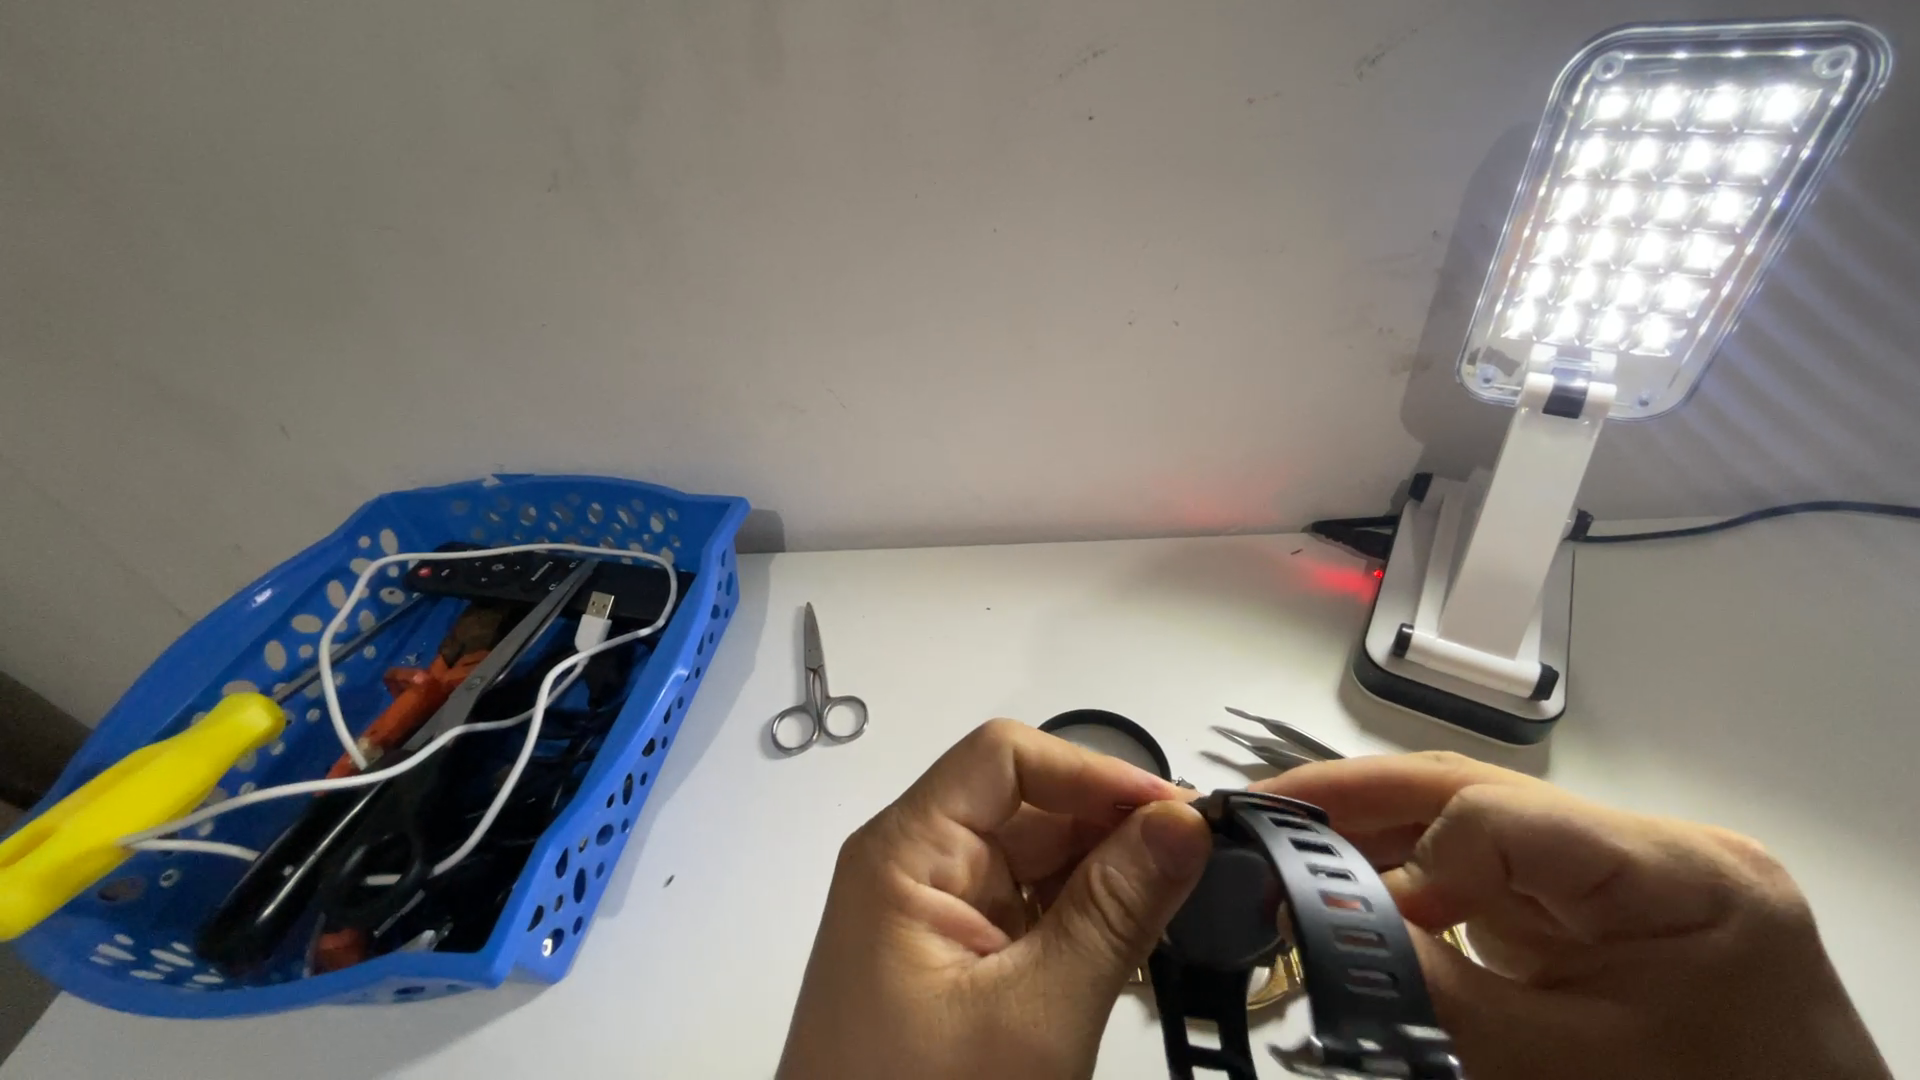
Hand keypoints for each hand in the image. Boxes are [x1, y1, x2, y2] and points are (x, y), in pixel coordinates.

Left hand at [777, 720, 1212, 1079]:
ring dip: (1105, 875)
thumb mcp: (1033, 1016)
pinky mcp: (958, 952)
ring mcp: (938, 908)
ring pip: (1037, 854)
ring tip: (1176, 905)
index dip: (1092, 771)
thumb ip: (1112, 912)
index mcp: (907, 850)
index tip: (1176, 811)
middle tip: (1198, 864)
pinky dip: (1085, 916)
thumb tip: (1185, 823)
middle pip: (1026, 803)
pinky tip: (1134, 939)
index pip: (1004, 760)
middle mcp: (918, 861)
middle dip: (1110, 825)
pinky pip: (1032, 904)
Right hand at [1254, 752, 1890, 1079]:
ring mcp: (1610, 867)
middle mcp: (1643, 845)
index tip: (1338, 910)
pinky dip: (1402, 870)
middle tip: (1260, 812)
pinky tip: (1345, 877)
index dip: (1406, 856)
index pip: (1502, 816)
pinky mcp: (1580, 896)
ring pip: (1456, 813)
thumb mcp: (1553, 1071)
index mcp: (1679, 874)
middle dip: (1354, 799)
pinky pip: (1470, 861)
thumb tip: (1309, 916)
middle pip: (1468, 790)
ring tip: (1285, 843)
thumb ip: (1429, 986)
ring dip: (1366, 830)